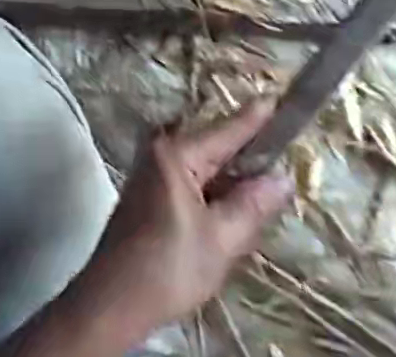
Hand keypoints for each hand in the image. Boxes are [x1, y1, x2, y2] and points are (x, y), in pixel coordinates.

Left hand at [32, 101, 293, 353]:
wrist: (113, 299)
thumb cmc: (168, 268)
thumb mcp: (220, 240)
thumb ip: (252, 205)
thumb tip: (282, 177)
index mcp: (175, 154)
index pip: (224, 131)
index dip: (253, 119)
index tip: (273, 97)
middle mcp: (159, 150)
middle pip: (213, 145)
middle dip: (245, 155)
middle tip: (279, 163)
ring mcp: (149, 168)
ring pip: (202, 164)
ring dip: (229, 176)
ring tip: (261, 189)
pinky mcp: (147, 189)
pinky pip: (189, 177)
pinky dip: (211, 188)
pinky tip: (229, 207)